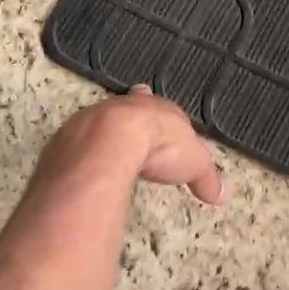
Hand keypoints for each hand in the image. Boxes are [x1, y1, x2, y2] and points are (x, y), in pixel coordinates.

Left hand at [45, 85, 227, 204]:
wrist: (112, 142)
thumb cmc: (161, 145)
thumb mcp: (194, 164)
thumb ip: (207, 179)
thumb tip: (224, 196)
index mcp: (154, 108)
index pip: (153, 102)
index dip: (150, 102)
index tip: (144, 92)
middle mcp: (120, 108)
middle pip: (122, 108)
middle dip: (125, 116)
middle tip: (125, 126)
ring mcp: (89, 122)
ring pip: (95, 123)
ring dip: (99, 134)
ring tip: (102, 150)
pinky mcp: (64, 141)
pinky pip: (72, 145)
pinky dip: (78, 154)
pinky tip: (80, 167)